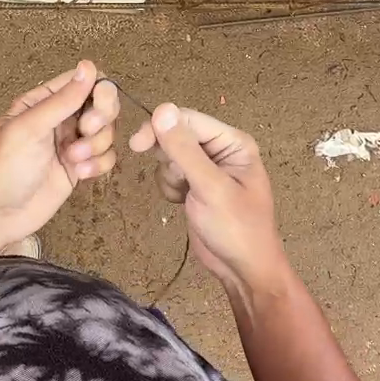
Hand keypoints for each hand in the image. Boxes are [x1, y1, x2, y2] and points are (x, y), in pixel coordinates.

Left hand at [0, 60, 119, 250]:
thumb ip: (61, 100)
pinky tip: (81, 174)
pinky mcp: (79, 168)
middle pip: (101, 104)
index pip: (81, 80)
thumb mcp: (29, 129)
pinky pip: (105, 156)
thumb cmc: (3, 168)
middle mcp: (59, 118)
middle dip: (101, 117)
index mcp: (41, 101)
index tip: (96, 106)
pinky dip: (99, 164)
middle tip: (86, 130)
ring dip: (97, 145)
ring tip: (74, 159)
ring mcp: (70, 143)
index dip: (98, 89)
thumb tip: (88, 66)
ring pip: (106, 131)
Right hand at [129, 104, 289, 298]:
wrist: (243, 271)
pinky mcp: (195, 185)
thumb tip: (161, 109)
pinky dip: (169, 186)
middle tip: (168, 178)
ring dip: (168, 174)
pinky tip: (181, 202)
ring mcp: (207, 168)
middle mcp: (220, 150)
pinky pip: (170, 173)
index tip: (136, 145)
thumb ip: (184, 149)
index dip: (161, 127)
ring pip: (170, 154)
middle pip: (177, 134)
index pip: (189, 120)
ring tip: (183, 195)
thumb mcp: (209, 187)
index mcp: (233, 142)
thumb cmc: (235, 229)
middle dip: (166, 155)